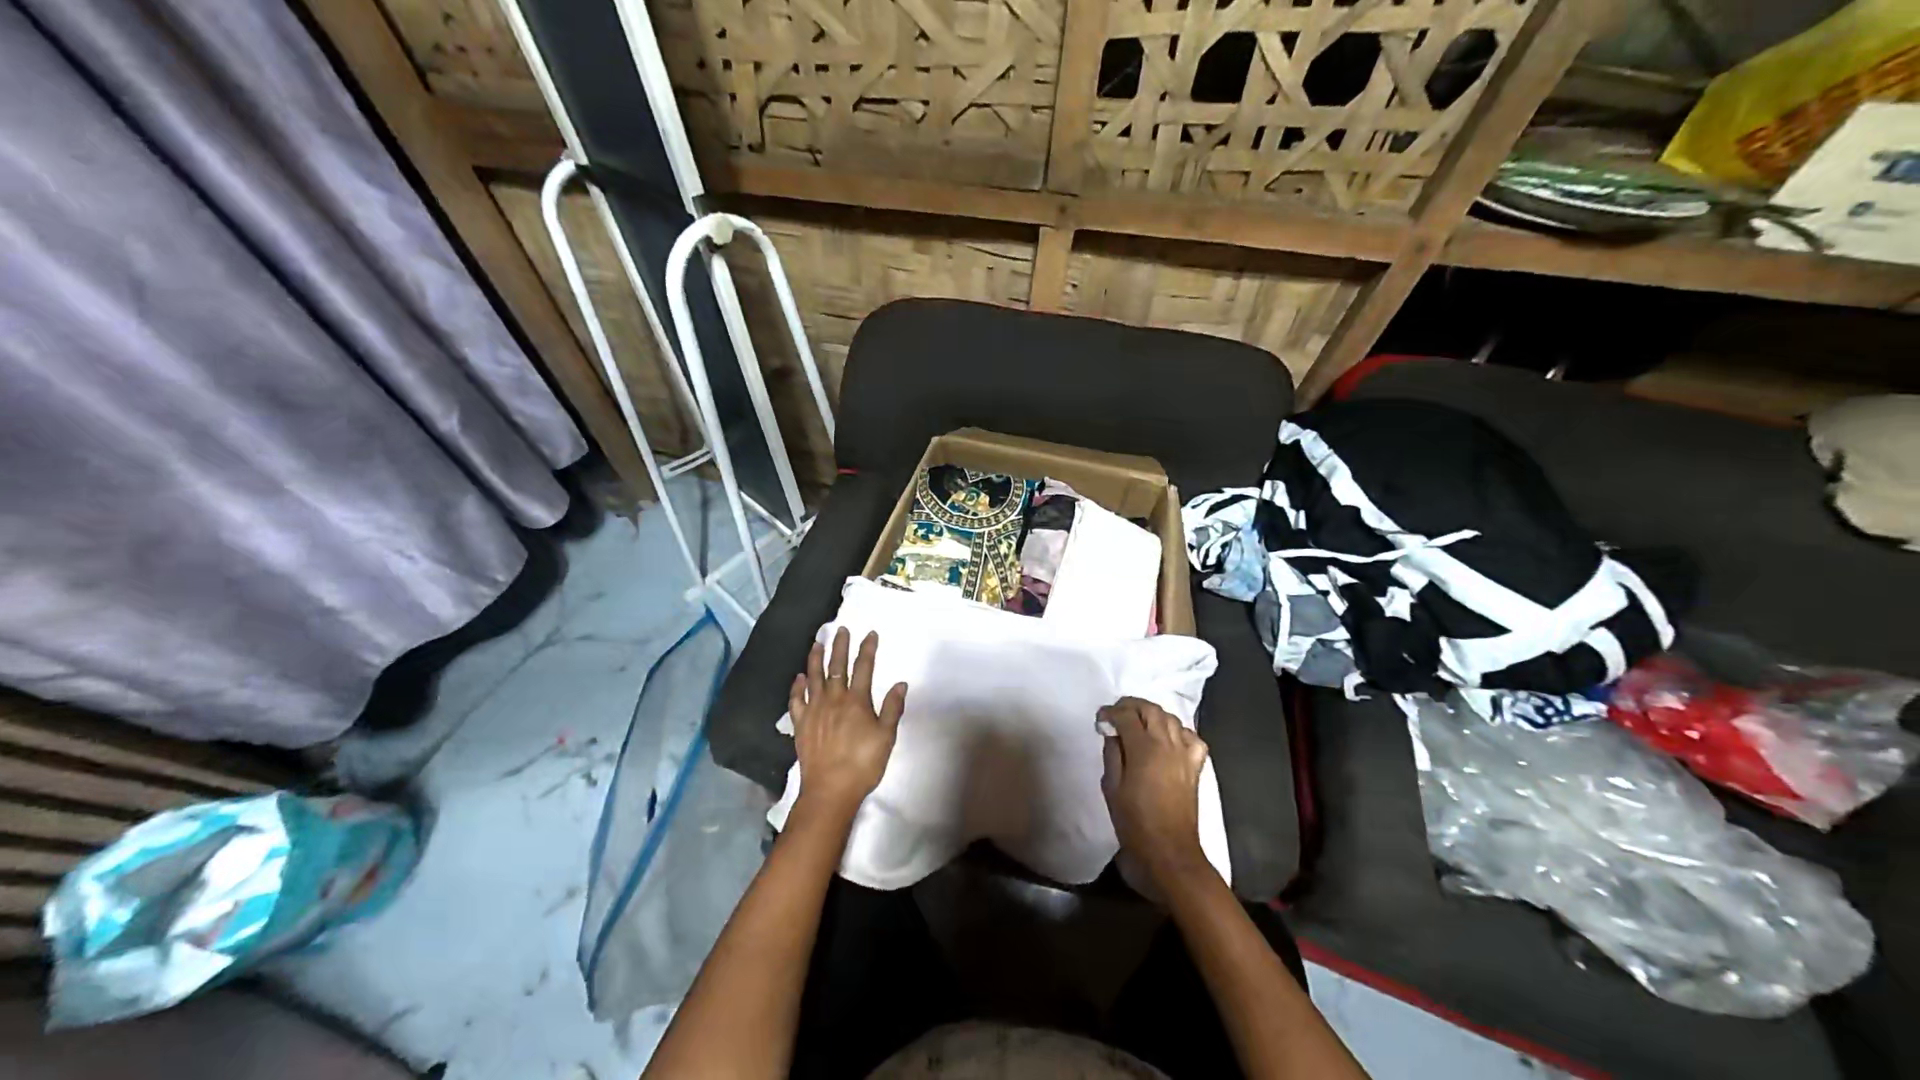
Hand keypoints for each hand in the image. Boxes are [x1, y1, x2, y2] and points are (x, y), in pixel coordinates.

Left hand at [789, 628, 906, 818]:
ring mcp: (814, 710)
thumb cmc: (864, 764)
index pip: (864, 667)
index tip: (870, 633)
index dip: (867, 649)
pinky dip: (797, 687)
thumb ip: (892, 708)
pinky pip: (796, 700)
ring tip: (817, 643)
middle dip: (840, 646)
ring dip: (815, 658)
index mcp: (857, 701)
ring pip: (813, 677)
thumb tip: (901, 683)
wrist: (830, 789)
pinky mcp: (800, 724)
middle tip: (840, 629)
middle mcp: (834, 699)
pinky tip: (798, 678)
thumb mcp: (886, 737)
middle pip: (836, 666)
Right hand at [1099, 697, 1212, 888]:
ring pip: (1171, 719)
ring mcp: (1185, 754)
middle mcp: (1167, 744)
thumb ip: (1112, 754)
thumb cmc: (1133, 821)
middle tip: (1116, 714)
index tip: (1100, 718)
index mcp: (1144, 749)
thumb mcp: (1111, 787)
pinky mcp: (1195, 767)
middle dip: (1132, 706)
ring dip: (1153, 715)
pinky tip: (1167, 740)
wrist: (1168, 851)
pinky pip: (1190, 738)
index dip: (1110, 712)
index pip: (1126, 715)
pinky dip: (1178, 732)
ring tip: (1139, 725)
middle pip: (1151, 710)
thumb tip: (1112, 733)